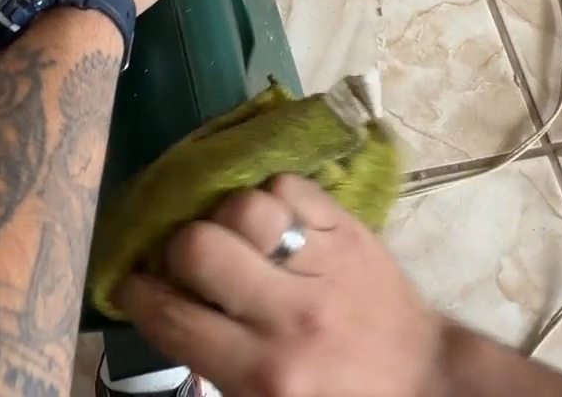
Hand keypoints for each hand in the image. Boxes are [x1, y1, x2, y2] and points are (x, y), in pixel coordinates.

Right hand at [115, 174, 445, 396]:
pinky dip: (271, 194)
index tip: (134, 280)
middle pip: (198, 247)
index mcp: (265, 375)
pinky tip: (275, 218)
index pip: (174, 318)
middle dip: (180, 248)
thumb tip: (159, 298)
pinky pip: (287, 184)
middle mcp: (289, 316)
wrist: (426, 382)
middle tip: (188, 256)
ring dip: (228, 218)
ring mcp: (322, 264)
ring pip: (243, 207)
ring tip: (236, 235)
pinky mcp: (347, 228)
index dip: (140, 292)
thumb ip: (214, 358)